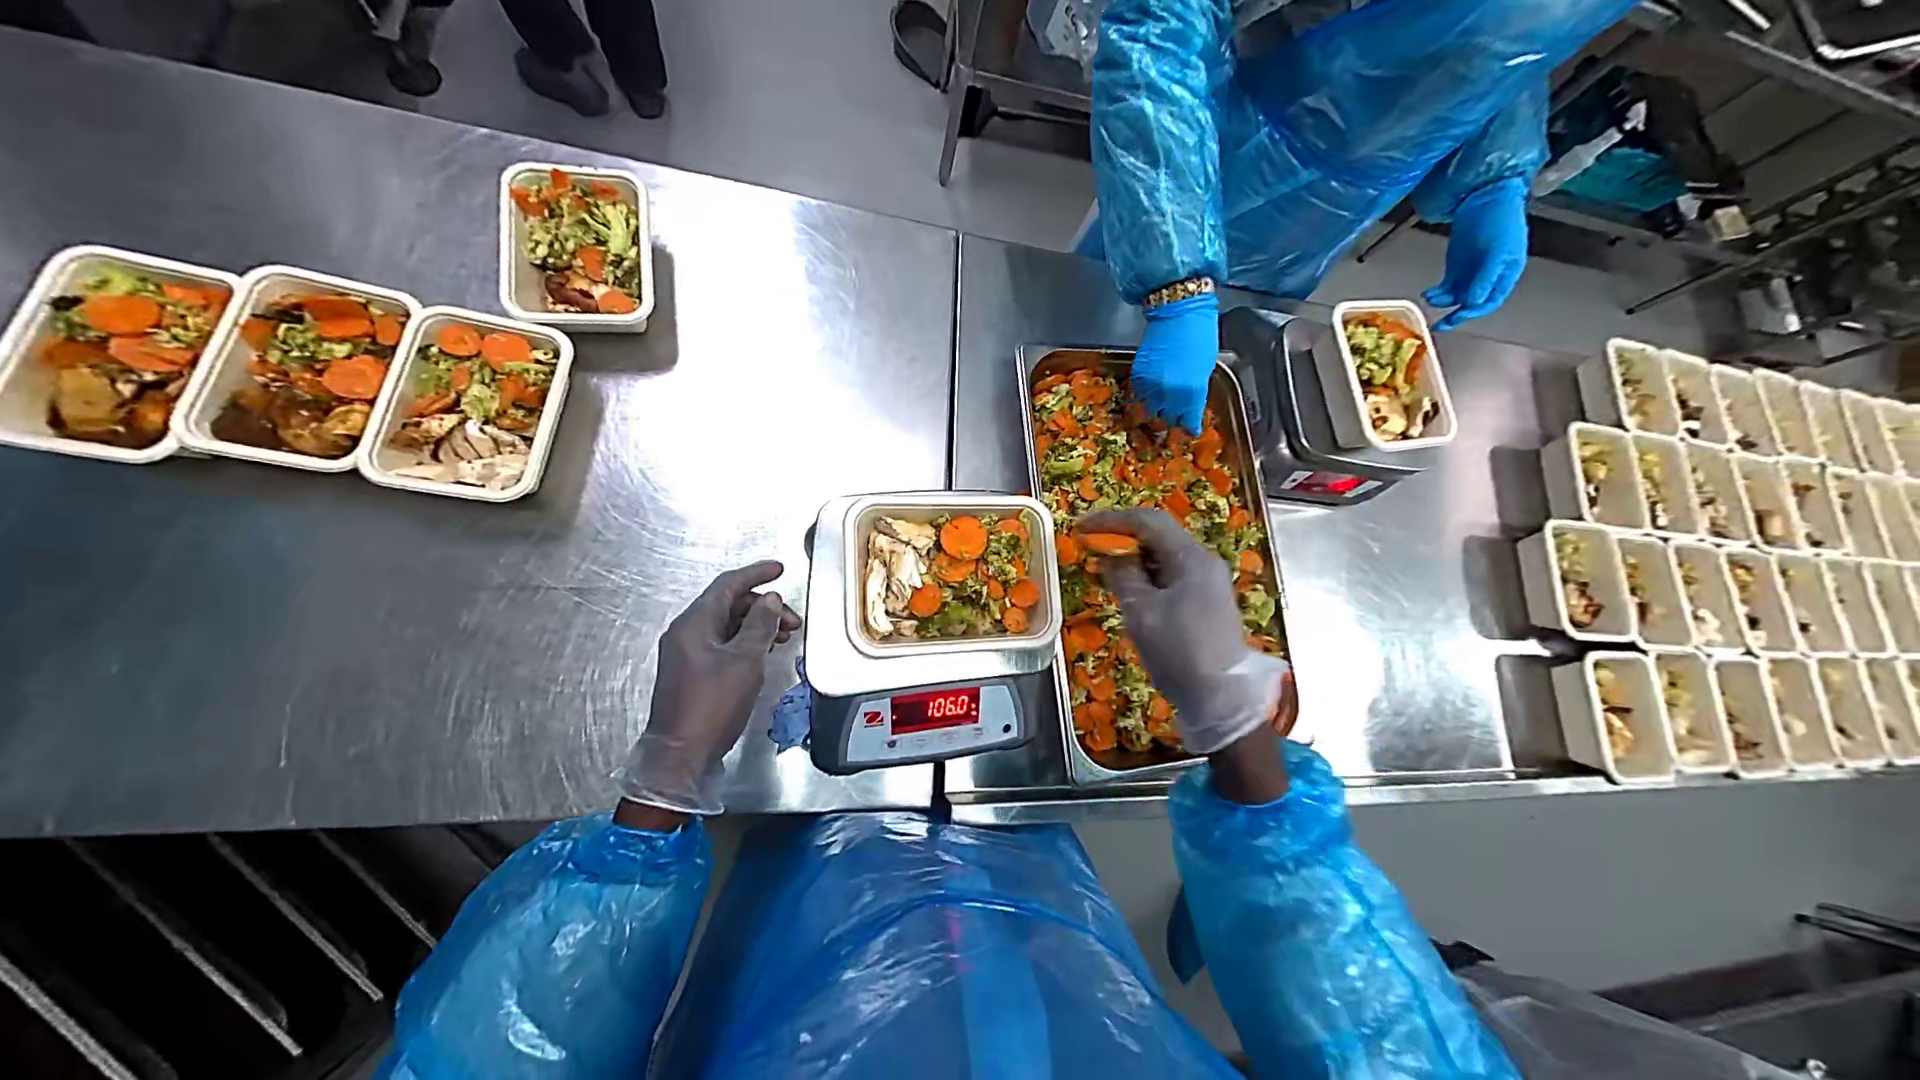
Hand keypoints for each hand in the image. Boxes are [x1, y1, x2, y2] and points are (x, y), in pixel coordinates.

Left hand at [616, 561, 801, 815]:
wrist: (681, 756)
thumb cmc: (713, 705)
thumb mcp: (744, 661)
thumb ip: (760, 625)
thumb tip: (770, 599)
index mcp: (694, 624)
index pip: (727, 585)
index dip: (755, 574)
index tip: (780, 568)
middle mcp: (686, 633)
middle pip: (728, 605)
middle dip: (763, 606)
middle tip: (792, 620)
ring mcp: (687, 653)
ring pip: (727, 625)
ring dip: (757, 625)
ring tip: (784, 637)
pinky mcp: (692, 672)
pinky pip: (722, 643)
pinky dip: (745, 641)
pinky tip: (764, 652)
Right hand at [1079, 509, 1288, 754]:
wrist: (1220, 698)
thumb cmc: (1179, 651)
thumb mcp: (1141, 612)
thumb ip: (1123, 576)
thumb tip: (1111, 557)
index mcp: (1192, 558)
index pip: (1148, 522)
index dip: (1112, 520)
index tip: (1081, 527)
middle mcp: (1203, 564)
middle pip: (1158, 536)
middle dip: (1122, 538)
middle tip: (1090, 546)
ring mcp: (1207, 584)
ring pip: (1163, 558)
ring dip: (1132, 559)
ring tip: (1102, 570)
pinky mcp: (1204, 603)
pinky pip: (1169, 577)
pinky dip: (1145, 577)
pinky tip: (1127, 590)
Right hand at [1133, 291, 1217, 432]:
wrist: (1180, 313)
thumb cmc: (1200, 337)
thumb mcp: (1205, 370)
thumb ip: (1196, 393)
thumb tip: (1188, 407)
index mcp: (1192, 393)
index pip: (1187, 423)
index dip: (1188, 428)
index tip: (1188, 429)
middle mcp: (1170, 394)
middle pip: (1167, 420)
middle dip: (1171, 419)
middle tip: (1173, 417)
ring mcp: (1151, 386)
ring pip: (1149, 411)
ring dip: (1155, 410)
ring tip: (1160, 406)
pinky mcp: (1138, 377)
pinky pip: (1139, 396)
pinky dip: (1144, 397)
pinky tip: (1151, 392)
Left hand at [1422, 175, 1528, 331]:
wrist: (1485, 201)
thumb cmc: (1499, 222)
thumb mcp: (1497, 250)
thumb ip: (1485, 277)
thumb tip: (1472, 302)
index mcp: (1505, 275)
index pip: (1491, 302)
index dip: (1474, 312)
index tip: (1458, 317)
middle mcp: (1488, 279)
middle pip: (1472, 304)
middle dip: (1456, 315)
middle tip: (1439, 325)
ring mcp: (1470, 274)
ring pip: (1456, 298)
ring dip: (1443, 302)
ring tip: (1431, 297)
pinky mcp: (1455, 269)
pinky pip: (1446, 288)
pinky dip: (1437, 294)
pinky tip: (1428, 293)